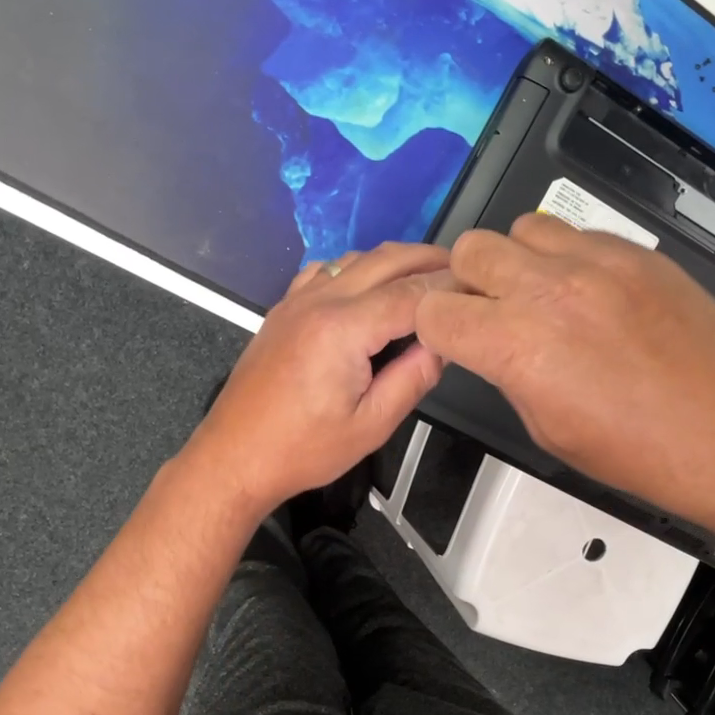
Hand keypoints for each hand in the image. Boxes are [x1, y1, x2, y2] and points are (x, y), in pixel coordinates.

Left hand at [183, 242, 448, 517]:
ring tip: (428, 274)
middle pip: (386, 260)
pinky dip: (358, 268)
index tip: (479, 286)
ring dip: (395, 259)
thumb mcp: (371, 425)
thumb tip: (443, 346)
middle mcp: (318, 302)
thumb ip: (414, 378)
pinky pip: (326, 271)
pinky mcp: (283, 310)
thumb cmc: (300, 450)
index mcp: (342, 329)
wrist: (234, 456)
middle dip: (430, 258)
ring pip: (356, 259)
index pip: (412, 293)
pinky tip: (371, 285)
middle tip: (464, 267)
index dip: (450, 287)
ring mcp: (296, 301)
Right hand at [415, 213, 714, 526]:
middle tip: (489, 310)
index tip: (450, 337)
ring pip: (522, 227)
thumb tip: (493, 346)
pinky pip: (578, 233)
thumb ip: (506, 372)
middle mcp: (550, 290)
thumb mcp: (546, 428)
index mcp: (518, 345)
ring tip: (539, 294)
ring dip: (516, 259)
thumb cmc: (638, 450)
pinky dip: (566, 256)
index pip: (434, 310)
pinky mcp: (637, 254)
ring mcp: (598, 264)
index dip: (433, 327)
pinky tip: (588, 291)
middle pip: (469, 250)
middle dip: (466, 282)